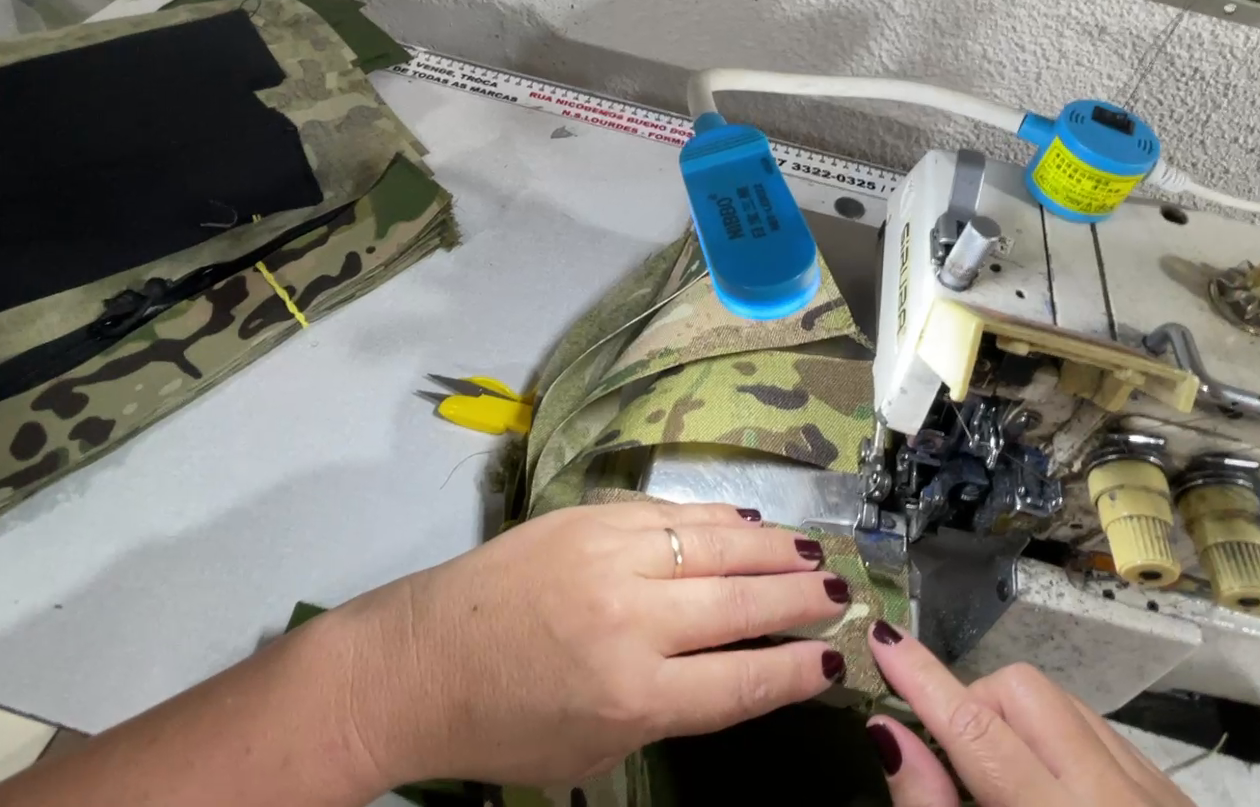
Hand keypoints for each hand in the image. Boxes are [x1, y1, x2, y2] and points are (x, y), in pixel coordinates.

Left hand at [325, 501, 848, 788]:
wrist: (417, 661)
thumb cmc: (504, 725)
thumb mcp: (596, 747)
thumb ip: (671, 707)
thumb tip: (737, 666)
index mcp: (633, 695)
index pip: (742, 679)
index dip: (796, 667)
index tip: (836, 654)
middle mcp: (631, 618)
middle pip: (740, 602)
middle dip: (800, 597)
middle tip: (842, 590)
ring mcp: (609, 555)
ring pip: (714, 544)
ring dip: (771, 548)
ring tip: (812, 551)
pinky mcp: (588, 516)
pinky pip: (670, 512)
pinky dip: (716, 518)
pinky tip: (748, 521)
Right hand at [863, 623, 1195, 806]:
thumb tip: (888, 732)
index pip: (977, 731)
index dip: (922, 680)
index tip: (881, 637)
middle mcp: (1118, 799)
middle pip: (1022, 692)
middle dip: (973, 705)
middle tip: (953, 761)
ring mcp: (1157, 795)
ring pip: (1060, 701)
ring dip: (1013, 720)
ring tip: (1003, 781)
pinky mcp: (1174, 796)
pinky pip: (1097, 728)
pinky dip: (1056, 738)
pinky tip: (1053, 790)